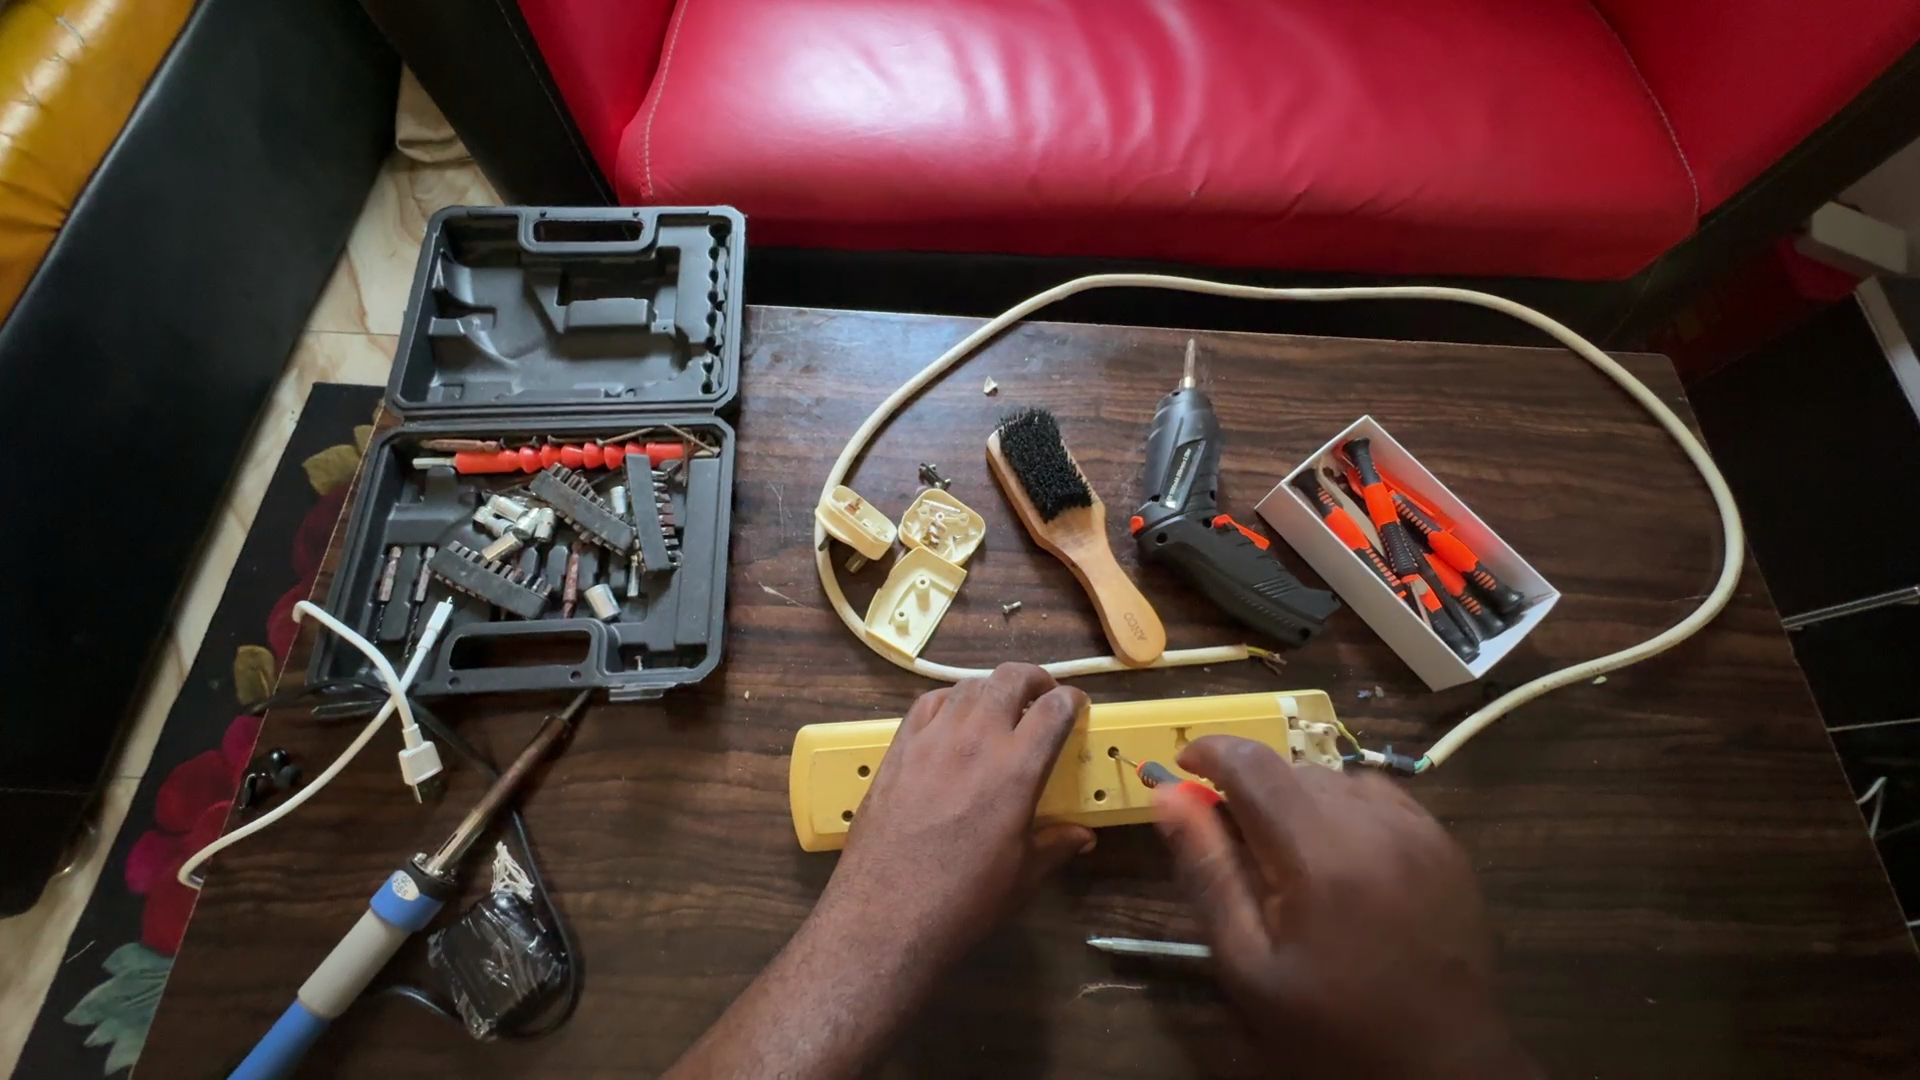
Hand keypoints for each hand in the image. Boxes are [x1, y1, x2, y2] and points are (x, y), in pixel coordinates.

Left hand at [819, 663, 1094, 973]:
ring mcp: (933, 738)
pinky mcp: (899, 746)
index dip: (1071, 700)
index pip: (1054, 709)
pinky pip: (928, 702)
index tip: (1076, 705)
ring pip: (969, 686)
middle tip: (1042, 695)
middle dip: (1034, 679)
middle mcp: (976, 739)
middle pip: (1010, 678)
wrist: (885, 914)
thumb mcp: (1022, 876)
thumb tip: (1084, 836)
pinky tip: (953, 717)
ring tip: (999, 707)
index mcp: (1017, 768)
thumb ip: (1056, 845)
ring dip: (992, 689)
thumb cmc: (964, 900)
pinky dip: (950, 700)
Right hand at [1154, 736, 1536, 1079]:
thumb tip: (1167, 795)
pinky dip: (1341, 805)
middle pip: (1288, 768)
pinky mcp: (1443, 842)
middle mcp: (1372, 825)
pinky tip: (1340, 852)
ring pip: (1330, 776)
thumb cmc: (1330, 1024)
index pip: (1251, 763)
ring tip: (1291, 854)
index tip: (1183, 769)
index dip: (1208, 752)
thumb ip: (1207, 870)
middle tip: (1238, 842)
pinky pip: (1374, 793)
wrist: (1445, 1070)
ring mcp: (1416, 830)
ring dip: (1295, 797)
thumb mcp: (1247, 961)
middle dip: (1250, 789)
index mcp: (1319, 855)